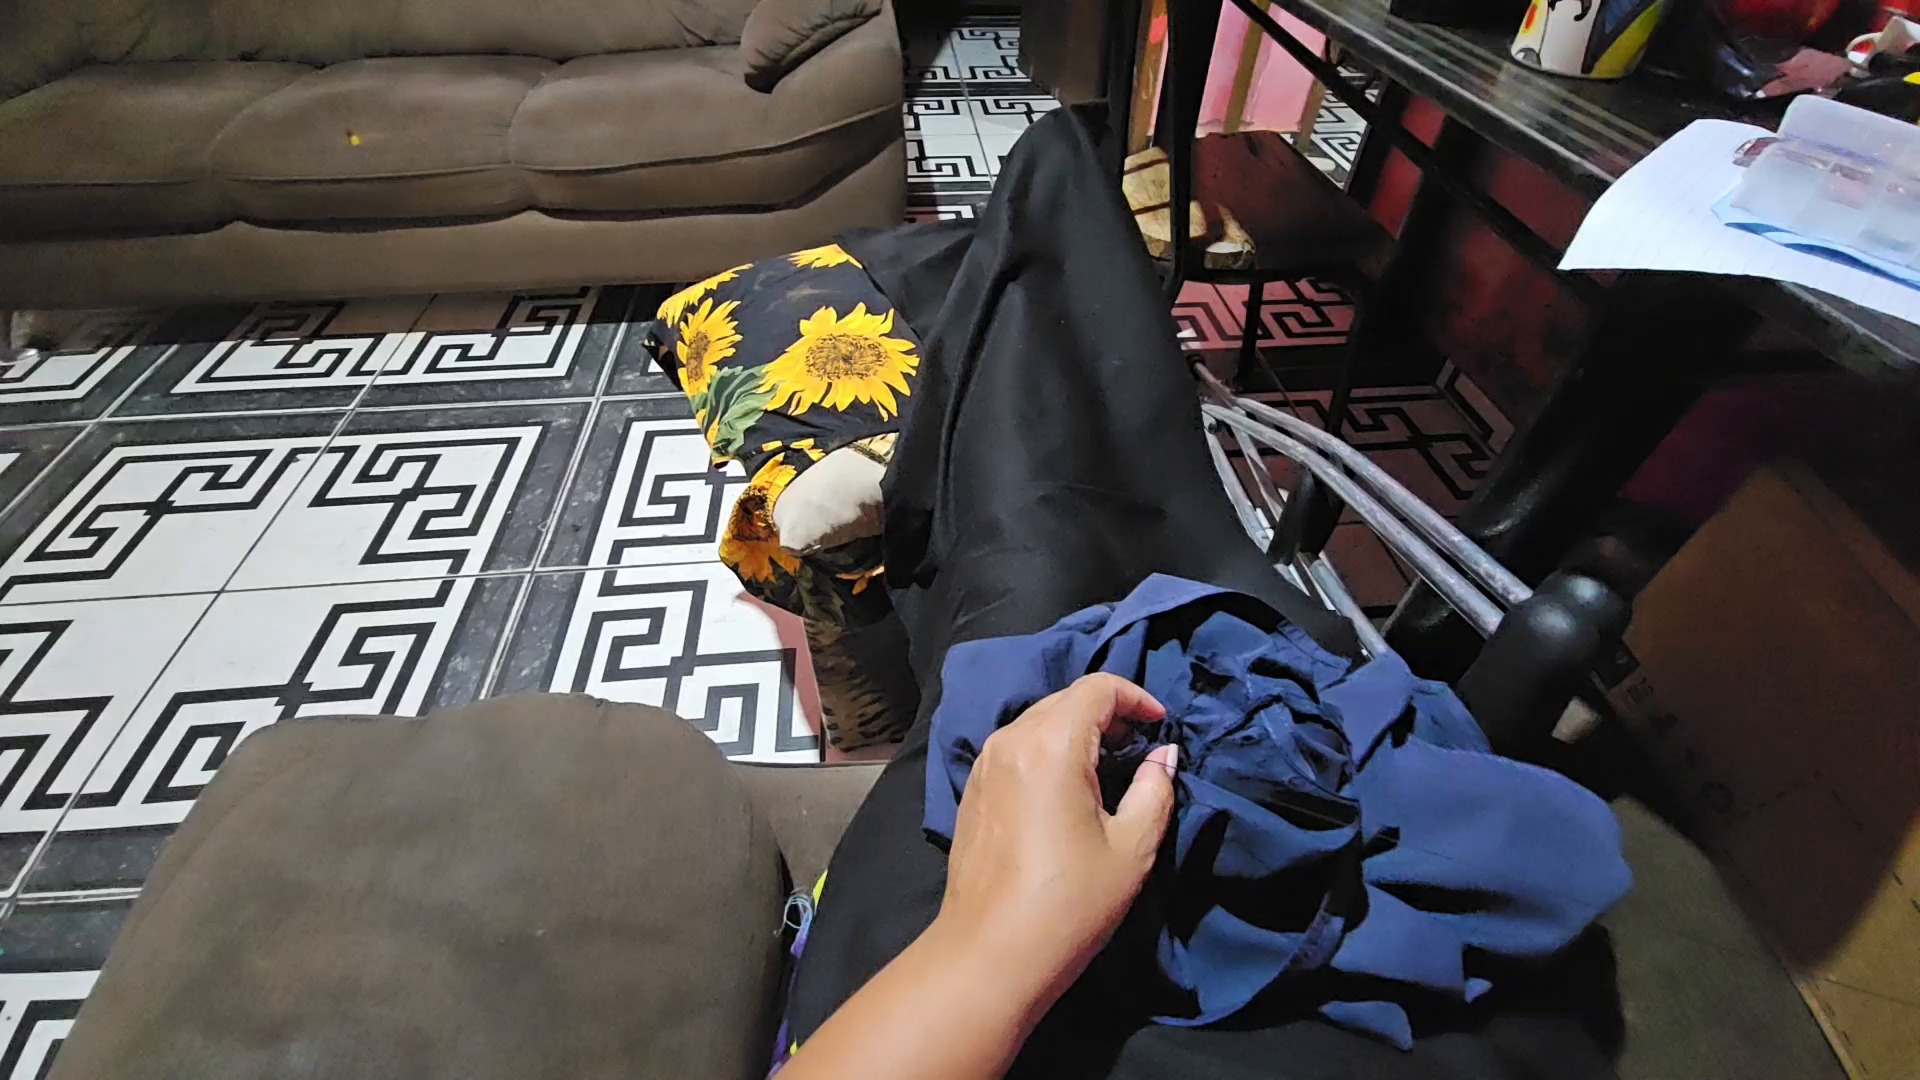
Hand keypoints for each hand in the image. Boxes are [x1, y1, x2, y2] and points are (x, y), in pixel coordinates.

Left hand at [936, 673, 1178, 1002]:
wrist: (989, 953)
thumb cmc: (1069, 902)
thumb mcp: (1131, 849)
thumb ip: (1154, 789)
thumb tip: (1164, 755)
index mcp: (1049, 744)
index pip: (1095, 688)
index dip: (1135, 696)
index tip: (1160, 725)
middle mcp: (1010, 739)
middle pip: (1065, 699)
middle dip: (1108, 711)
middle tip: (1139, 745)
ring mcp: (985, 761)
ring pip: (1039, 719)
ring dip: (1077, 728)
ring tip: (1109, 763)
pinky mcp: (974, 785)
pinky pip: (1017, 745)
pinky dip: (1048, 746)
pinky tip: (1067, 784)